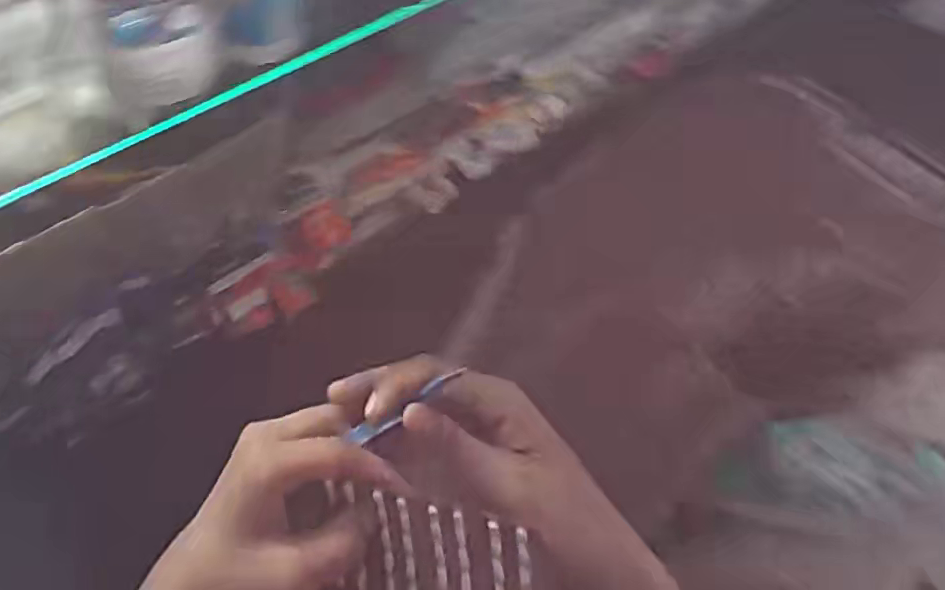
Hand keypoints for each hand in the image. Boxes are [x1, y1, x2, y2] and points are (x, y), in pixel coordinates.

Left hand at [142, 404, 410, 589]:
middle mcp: (264, 432)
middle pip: (329, 417)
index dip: (375, 466)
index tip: (406, 487)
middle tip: (391, 476)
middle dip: (363, 442)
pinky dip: (331, 451)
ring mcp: (261, 432)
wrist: (192, 570)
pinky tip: (341, 484)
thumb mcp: (295, 572)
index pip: (336, 449)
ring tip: (370, 481)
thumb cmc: (238, 573)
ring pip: (321, 420)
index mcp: (268, 460)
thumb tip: (371, 510)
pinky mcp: (262, 441)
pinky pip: (308, 433)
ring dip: (347, 445)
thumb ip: (341, 541)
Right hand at [328, 356, 675, 589]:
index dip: (396, 386)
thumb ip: (460, 450)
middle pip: (421, 380)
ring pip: (418, 402)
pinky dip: (392, 435)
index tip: (365, 411)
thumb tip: (409, 411)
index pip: (434, 375)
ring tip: (339, 411)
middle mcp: (483, 403)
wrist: (609, 571)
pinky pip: (424, 433)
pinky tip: (366, 441)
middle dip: (378, 385)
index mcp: (498, 399)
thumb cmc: (569, 528)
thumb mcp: (514, 491)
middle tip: (335, 395)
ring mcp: (475, 427)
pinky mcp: (470, 455)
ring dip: (380, 406)